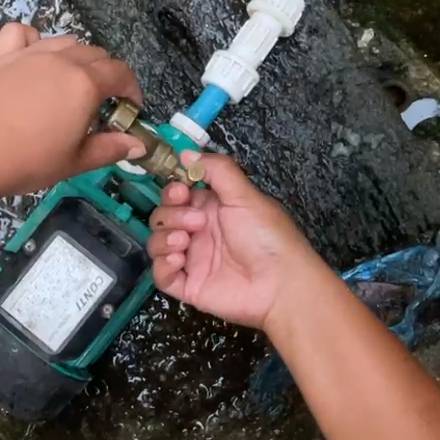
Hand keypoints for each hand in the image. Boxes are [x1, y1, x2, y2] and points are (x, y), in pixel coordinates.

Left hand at [0, 24, 144, 198]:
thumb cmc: (28, 162)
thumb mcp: (74, 161)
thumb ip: (109, 149)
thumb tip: (138, 145)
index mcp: (84, 83)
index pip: (120, 73)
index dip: (132, 90)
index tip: (131, 109)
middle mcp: (60, 60)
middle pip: (95, 54)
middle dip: (107, 75)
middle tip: (102, 104)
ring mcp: (28, 54)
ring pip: (64, 41)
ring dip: (76, 58)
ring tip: (71, 84)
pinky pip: (21, 33)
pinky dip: (32, 39)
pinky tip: (33, 59)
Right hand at [147, 152, 330, 329]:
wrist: (281, 285)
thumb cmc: (267, 237)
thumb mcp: (245, 196)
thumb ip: (217, 170)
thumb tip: (186, 152)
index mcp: (212, 209)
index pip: (178, 195)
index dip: (173, 191)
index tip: (181, 192)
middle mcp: (199, 232)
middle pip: (163, 217)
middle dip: (171, 215)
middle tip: (197, 222)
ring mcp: (193, 260)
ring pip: (158, 244)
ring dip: (164, 239)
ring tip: (184, 243)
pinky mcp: (189, 286)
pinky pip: (162, 276)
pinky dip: (163, 266)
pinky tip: (179, 260)